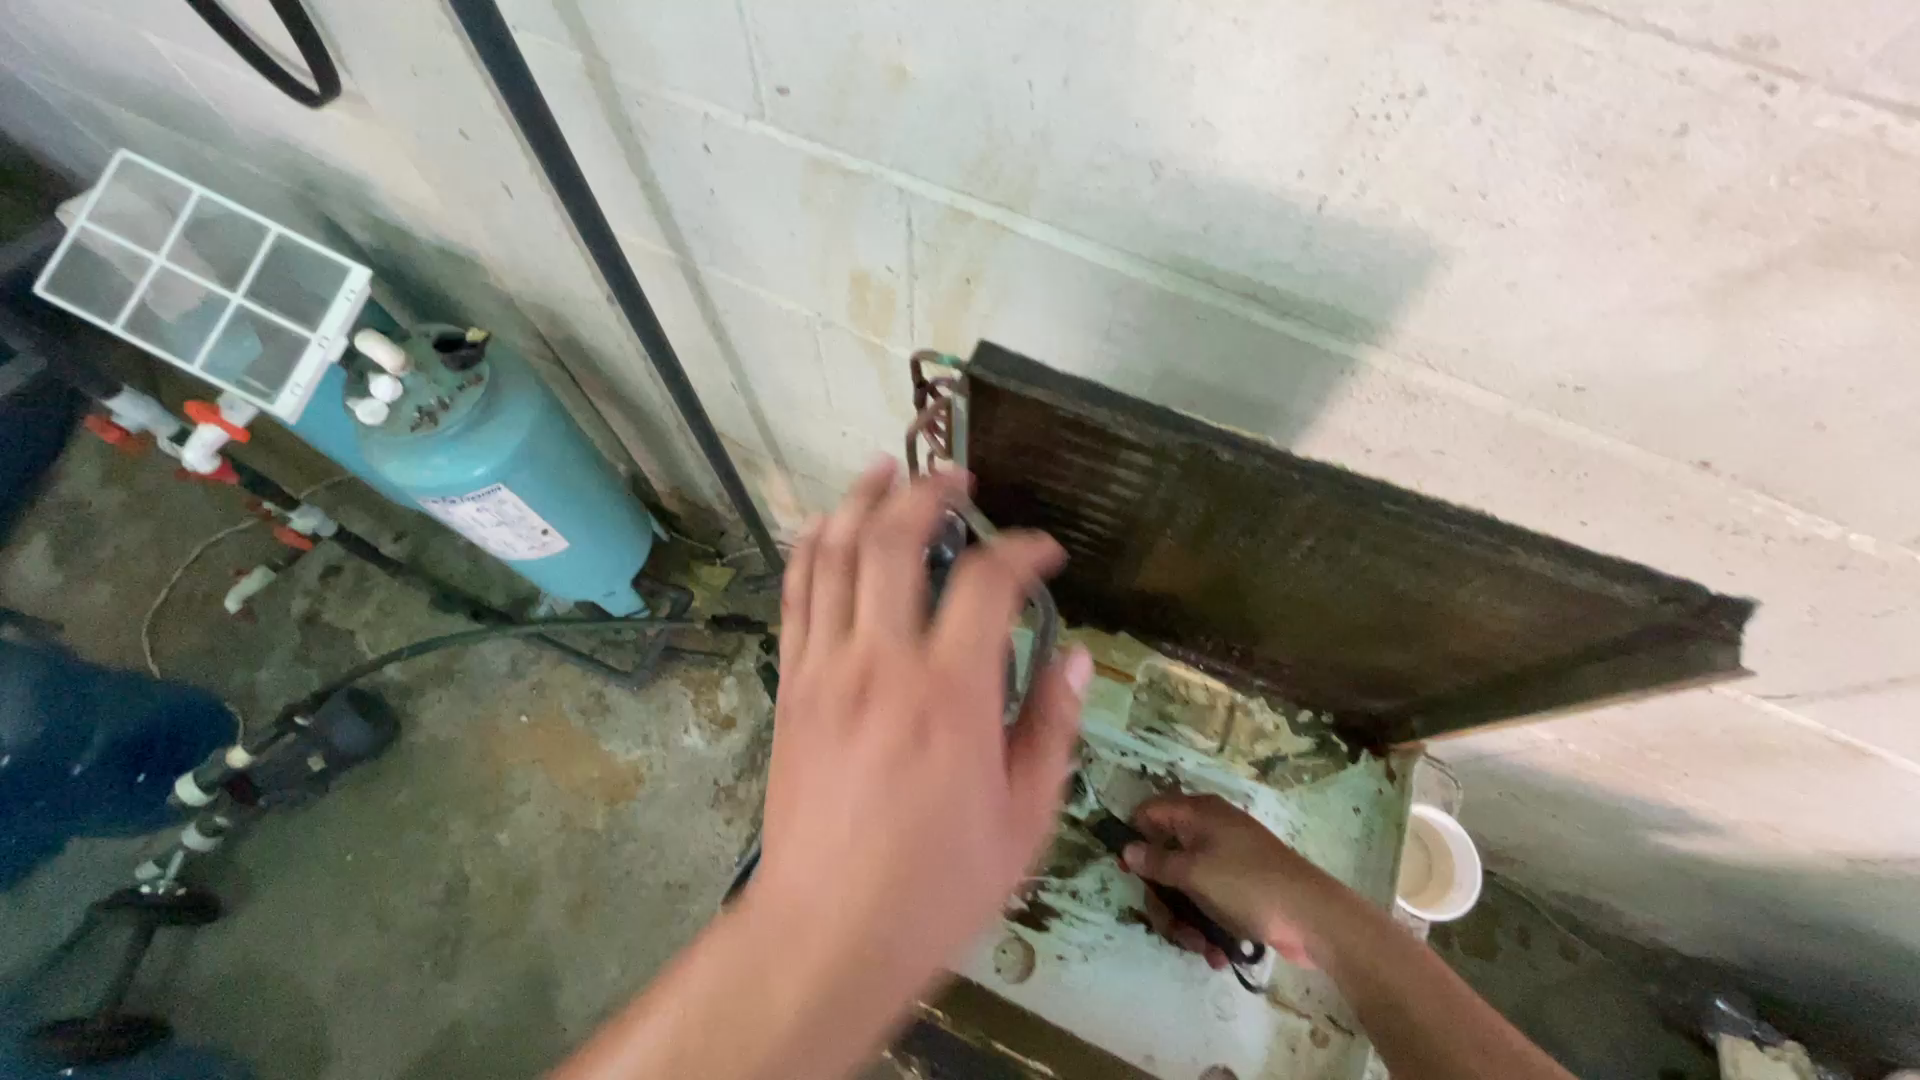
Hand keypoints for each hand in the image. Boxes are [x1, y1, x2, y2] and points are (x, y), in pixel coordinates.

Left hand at [749, 460, 1093, 1002]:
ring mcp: (825, 667)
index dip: (1023, 549)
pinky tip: (827, 525)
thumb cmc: (937, 882)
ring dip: (860, 501)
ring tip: (886, 471)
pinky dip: (811, 548)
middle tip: (958, 478)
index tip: (1045, 551)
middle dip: (929, 493)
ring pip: (832, 553)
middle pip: (894, 540)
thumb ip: (1051, 726)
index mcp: (950, 692)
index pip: (989, 582)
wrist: (828, 930)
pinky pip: (796, 596)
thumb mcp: (1025, 817)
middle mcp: (881, 661)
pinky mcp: (791, 684)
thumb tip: (1077, 656)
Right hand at [1123, 792, 1345, 970]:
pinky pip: (1209, 901)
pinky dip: (1207, 924)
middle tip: (1169, 924)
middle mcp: (1210, 830)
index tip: (1128, 871)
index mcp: (1198, 814)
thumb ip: (1156, 862)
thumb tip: (1127, 848)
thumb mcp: (1194, 873)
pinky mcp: (1240, 887)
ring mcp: (1226, 859)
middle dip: (1163, 897)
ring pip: (1185, 885)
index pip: (1150, 812)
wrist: (1313, 917)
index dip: (1134, 838)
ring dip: (1185, 920)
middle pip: (1165, 857)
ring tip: (1200, 947)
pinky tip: (1216, 951)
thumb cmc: (1248, 884)